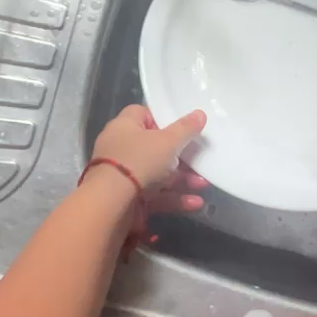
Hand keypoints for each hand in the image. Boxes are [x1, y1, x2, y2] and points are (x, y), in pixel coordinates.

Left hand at [90, 105, 208, 212]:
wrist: (112, 203)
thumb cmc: (139, 160)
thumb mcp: (167, 141)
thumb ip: (185, 129)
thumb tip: (200, 113)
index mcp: (125, 127)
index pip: (143, 115)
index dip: (163, 119)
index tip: (183, 127)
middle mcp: (122, 148)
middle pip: (155, 147)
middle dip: (181, 156)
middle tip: (200, 158)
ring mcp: (125, 175)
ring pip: (158, 174)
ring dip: (182, 179)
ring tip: (204, 183)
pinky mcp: (130, 198)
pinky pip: (155, 195)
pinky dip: (174, 198)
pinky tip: (196, 202)